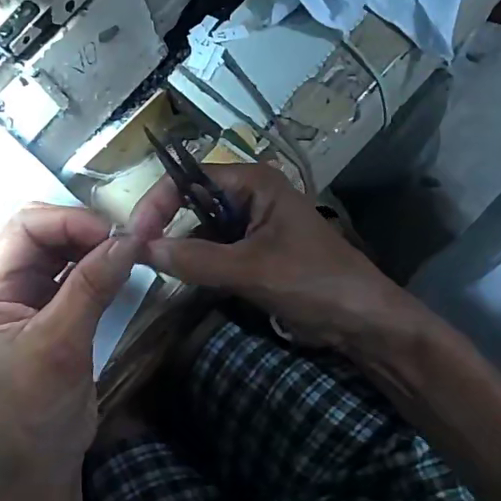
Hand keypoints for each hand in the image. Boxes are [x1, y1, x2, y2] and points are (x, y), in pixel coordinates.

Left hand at [0, 206, 138, 488]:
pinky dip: (95, 267)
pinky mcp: (44, 313)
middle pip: (39, 234)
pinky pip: (70, 275)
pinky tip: (118, 268)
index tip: (115, 234)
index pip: (22, 229)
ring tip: (128, 251)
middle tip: (126, 242)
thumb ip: (91, 287)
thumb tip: (129, 238)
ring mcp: (21, 299)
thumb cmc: (31, 414)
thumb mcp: (60, 346)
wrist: (33, 472)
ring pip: (57, 251)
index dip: (69, 221)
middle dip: (82, 231)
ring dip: (91, 247)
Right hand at [128, 163, 427, 355]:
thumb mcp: (251, 270)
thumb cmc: (314, 282)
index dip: (159, 201)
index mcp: (254, 182)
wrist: (363, 323)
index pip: (191, 177)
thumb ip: (195, 259)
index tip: (136, 235)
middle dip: (165, 224)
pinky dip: (196, 263)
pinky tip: (180, 278)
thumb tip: (141, 249)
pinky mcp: (254, 252)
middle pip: (192, 200)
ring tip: (152, 268)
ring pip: (201, 228)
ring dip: (179, 247)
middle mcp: (251, 196)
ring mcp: (253, 225)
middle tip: (137, 254)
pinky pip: (214, 250)